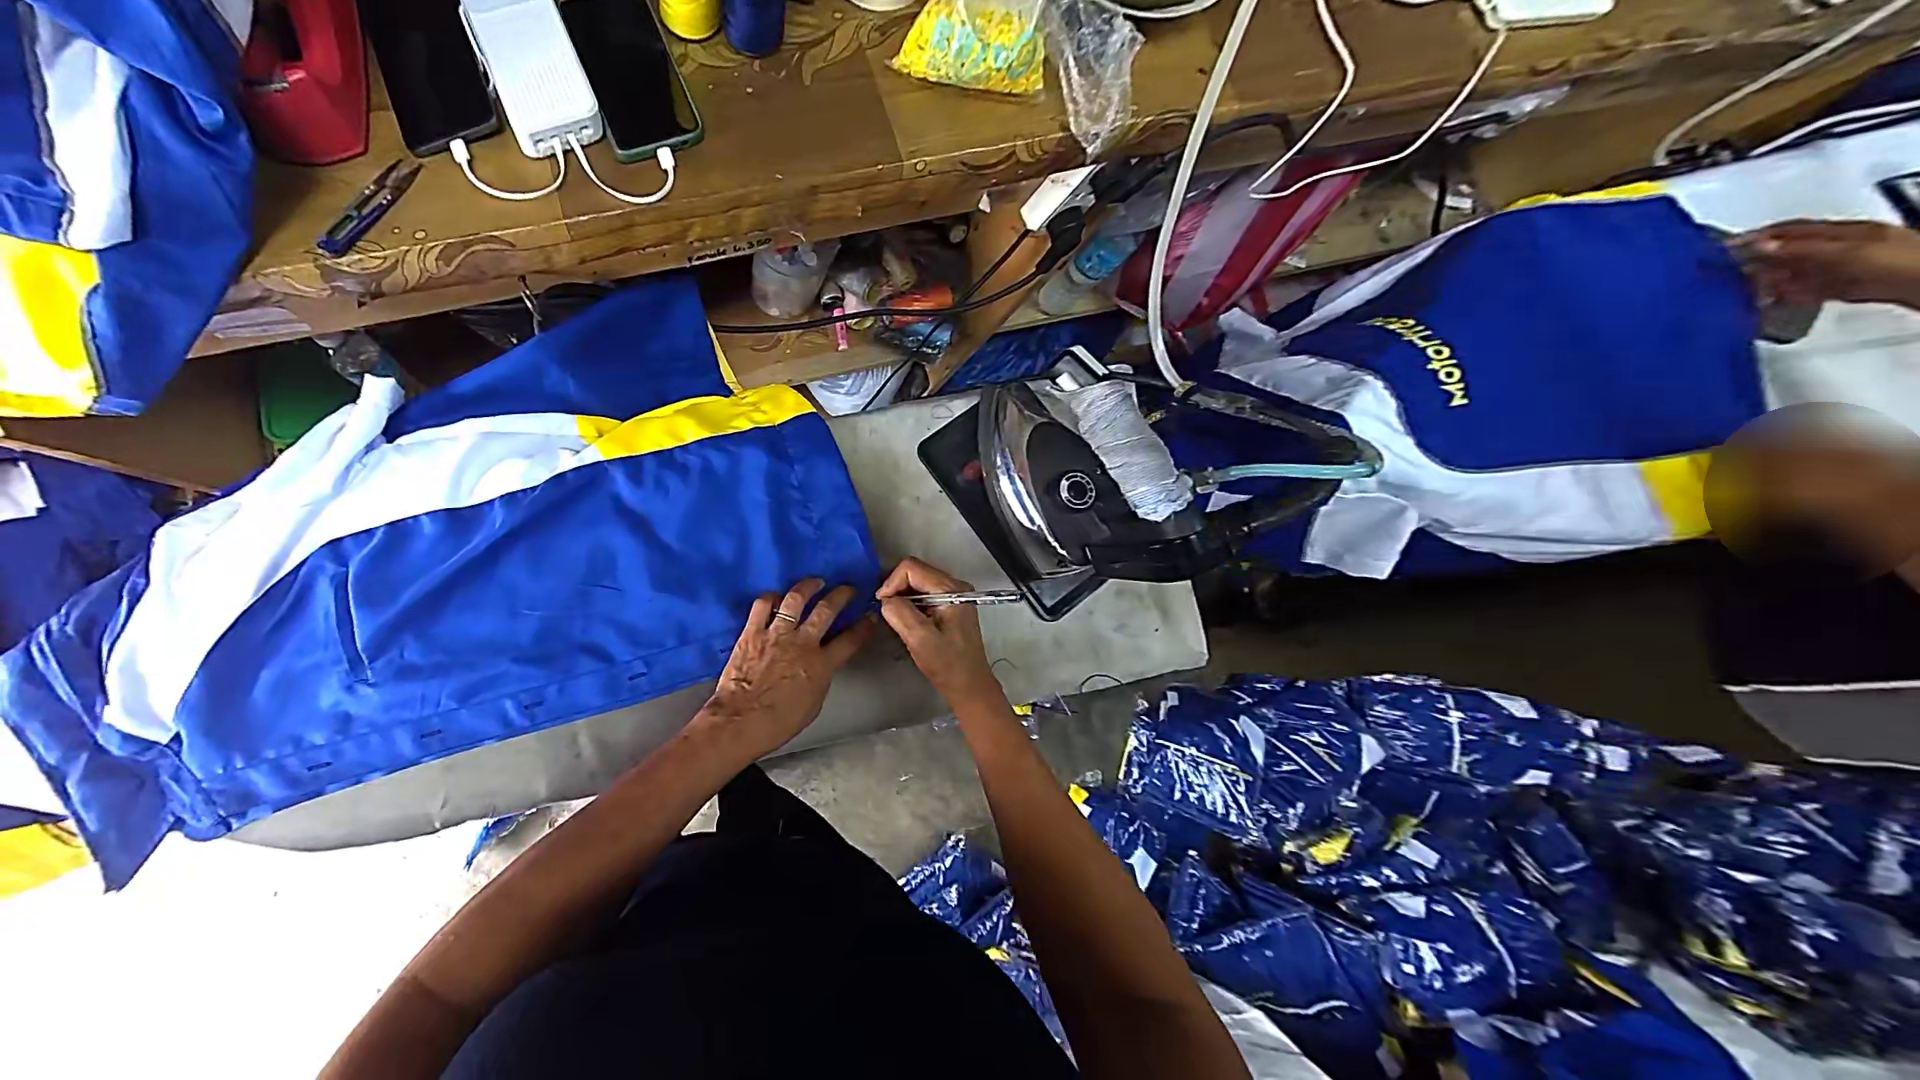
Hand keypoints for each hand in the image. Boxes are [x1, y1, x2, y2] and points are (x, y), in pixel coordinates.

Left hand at [693, 579, 876, 760]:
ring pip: (796, 599)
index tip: (870, 616)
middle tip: (848, 588)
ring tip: (816, 582)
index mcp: (822, 664)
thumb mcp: (814, 703)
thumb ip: (821, 678)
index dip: (863, 626)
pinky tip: (776, 597)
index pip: (850, 640)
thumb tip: (821, 666)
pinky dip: (771, 598)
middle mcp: (803, 643)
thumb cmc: (779, 721)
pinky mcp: (752, 632)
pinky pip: (763, 605)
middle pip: (827, 610)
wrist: (741, 721)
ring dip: (808, 586)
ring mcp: (776, 634)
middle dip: (842, 595)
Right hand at [876, 558, 1005, 707]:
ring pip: (917, 583)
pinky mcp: (949, 607)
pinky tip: (904, 621)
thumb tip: (885, 599)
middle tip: (884, 610)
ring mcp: (953, 596)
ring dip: (901, 597)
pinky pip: (923, 595)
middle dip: (895, 588)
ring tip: (893, 617)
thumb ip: (901, 613)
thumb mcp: (920, 639)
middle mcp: (954, 586)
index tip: (882, 604)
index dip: (891, 582)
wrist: (969, 685)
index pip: (912, 568)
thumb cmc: (948, 665)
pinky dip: (909, 604)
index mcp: (951, 590)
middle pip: (915, 572)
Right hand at [1734, 220, 1919, 309]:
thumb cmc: (1904, 264)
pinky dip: (1786, 295)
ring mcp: (1847, 269)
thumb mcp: (1849, 254)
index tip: (1723, 249)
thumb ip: (1804, 251)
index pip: (1792, 230)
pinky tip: (1770, 302)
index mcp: (1847, 232)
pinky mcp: (1850, 289)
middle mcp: (1844, 248)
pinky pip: (1809, 290)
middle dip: (1758, 261)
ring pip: (1797, 272)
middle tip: (1724, 274)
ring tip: (1740, 291)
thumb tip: (1759, 247)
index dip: (1757, 237)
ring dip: (1768, 280)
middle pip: (1792, 252)